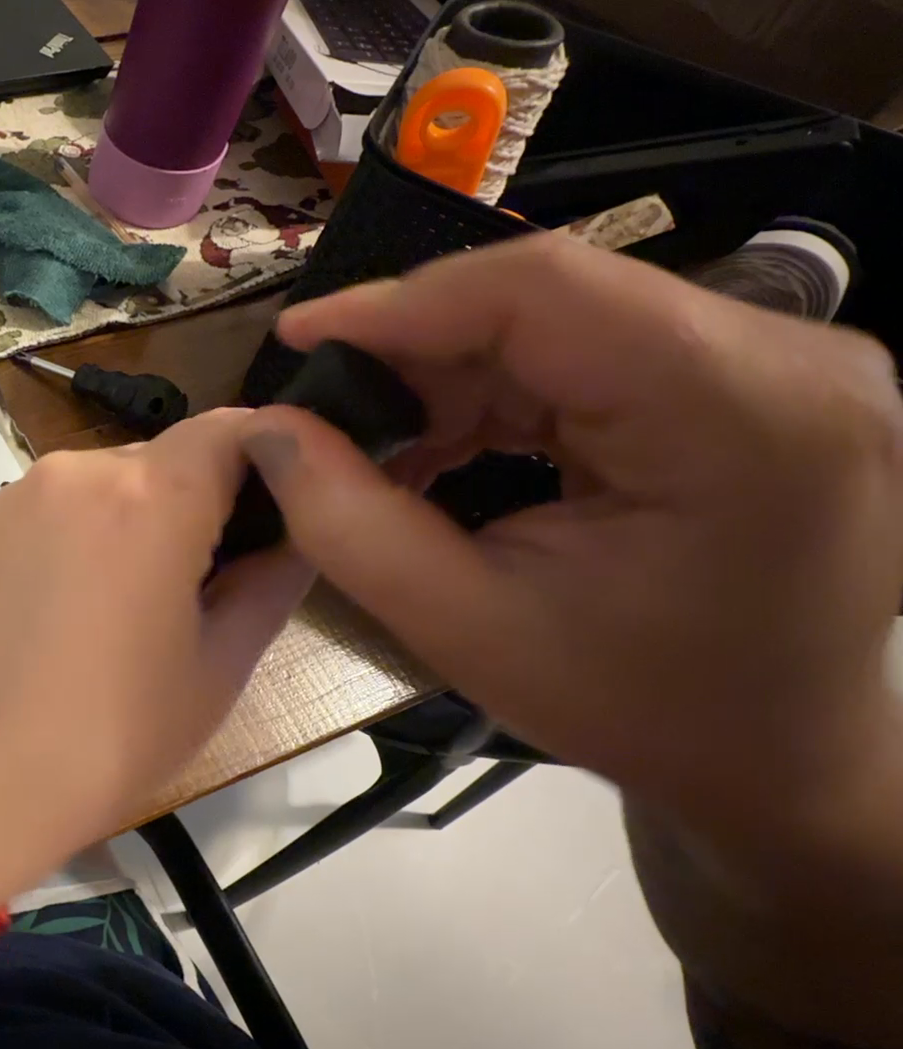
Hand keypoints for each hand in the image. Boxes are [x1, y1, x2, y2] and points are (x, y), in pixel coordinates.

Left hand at [0, 410, 314, 901]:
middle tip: (206, 582)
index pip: (233, 429)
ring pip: (107, 482)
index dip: (268, 460)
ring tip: (131, 604)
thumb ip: (271, 582)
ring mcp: (16, 495)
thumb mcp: (218, 669)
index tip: (278, 513)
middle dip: (200, 501)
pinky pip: (55, 507)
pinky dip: (82, 533)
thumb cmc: (107, 738)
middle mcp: (76, 472)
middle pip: (166, 457)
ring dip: (136, 519)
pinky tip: (72, 606)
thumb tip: (295, 536)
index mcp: (149, 497)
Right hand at [252, 234, 902, 838]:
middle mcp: (782, 359)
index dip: (400, 302)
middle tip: (320, 408)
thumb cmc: (630, 707)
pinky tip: (435, 443)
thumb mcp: (459, 625)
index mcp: (740, 419)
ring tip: (370, 442)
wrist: (771, 753)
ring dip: (441, 375)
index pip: (543, 293)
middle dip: (411, 348)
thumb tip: (267, 429)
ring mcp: (769, 361)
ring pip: (551, 319)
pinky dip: (483, 391)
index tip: (296, 337)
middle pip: (547, 298)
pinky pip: (575, 350)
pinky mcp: (736, 378)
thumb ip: (346, 521)